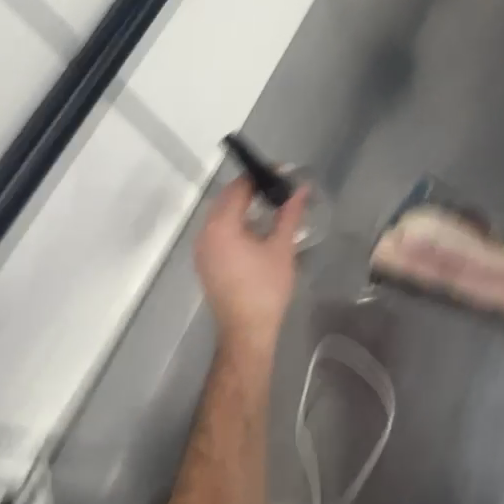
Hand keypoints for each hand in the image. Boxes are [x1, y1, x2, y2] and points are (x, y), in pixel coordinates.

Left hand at [194, 178, 307, 356]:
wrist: (246, 331)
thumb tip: (301, 188)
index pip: (239, 187)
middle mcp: (205, 232)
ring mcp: (201, 249)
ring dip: (242, 205)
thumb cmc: (266, 288)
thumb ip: (289, 214)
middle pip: (227, 199)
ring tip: (270, 204)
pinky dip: (234, 223)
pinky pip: (217, 231)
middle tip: (279, 186)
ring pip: (220, 215)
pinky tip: (254, 229)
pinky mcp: (205, 262)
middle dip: (251, 189)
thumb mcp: (281, 248)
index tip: (283, 173)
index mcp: (221, 225)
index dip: (260, 176)